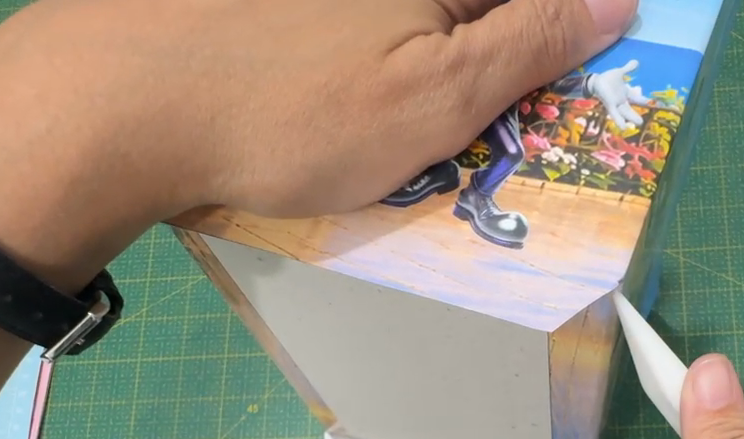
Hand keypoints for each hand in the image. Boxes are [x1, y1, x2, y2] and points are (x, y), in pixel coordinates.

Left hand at [0, 0, 637, 287]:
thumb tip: (617, 3)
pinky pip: (372, 26)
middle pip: (473, 14)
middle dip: (499, 49)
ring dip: (441, 57)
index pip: (537, 5)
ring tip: (387, 121)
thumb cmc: (296, 115)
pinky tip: (355, 97)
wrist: (126, 103)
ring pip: (419, 25)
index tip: (557, 86)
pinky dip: (387, 53)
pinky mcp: (295, 5)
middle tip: (476, 112)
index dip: (562, 37)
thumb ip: (529, 42)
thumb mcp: (435, 99)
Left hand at [587, 59, 649, 130]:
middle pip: (630, 109)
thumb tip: (637, 62)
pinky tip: (624, 127)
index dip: (644, 100)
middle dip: (636, 115)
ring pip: (625, 113)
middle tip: (641, 121)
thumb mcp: (620, 72)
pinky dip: (619, 120)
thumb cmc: (608, 79)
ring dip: (631, 118)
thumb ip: (628, 68)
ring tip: (638, 124)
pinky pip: (615, 114)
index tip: (652, 103)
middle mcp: (622, 101)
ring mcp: (616, 104)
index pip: (637, 98)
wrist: (596, 81)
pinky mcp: (610, 105)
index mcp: (626, 93)